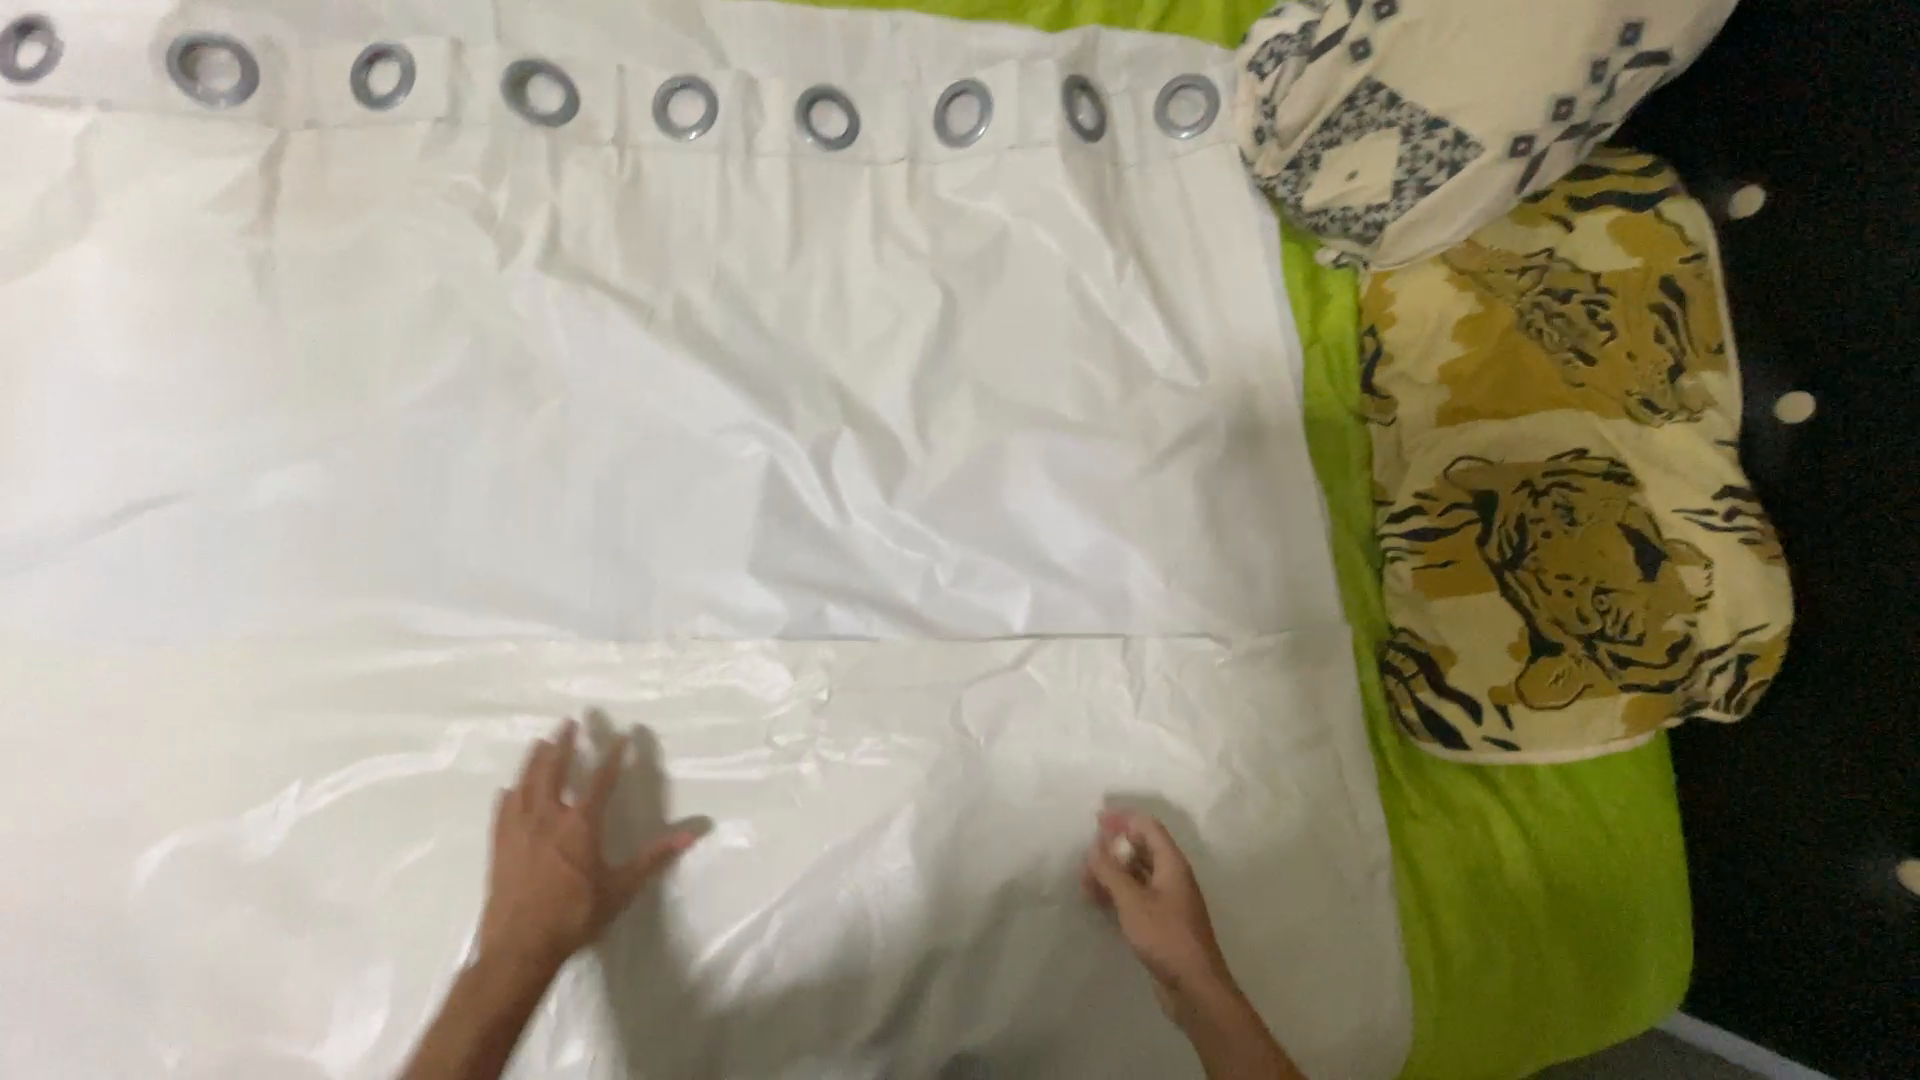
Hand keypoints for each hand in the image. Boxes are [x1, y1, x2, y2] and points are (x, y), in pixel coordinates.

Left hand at [478, 719, 696, 973]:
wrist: (518, 950)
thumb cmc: (575, 916)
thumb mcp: (621, 888)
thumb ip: (654, 857)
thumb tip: (692, 834)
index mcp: (580, 825)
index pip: (601, 780)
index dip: (613, 756)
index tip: (623, 736)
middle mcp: (548, 819)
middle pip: (554, 771)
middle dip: (564, 744)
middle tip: (569, 722)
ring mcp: (519, 832)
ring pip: (526, 785)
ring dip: (534, 761)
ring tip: (540, 742)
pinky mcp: (499, 849)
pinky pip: (503, 812)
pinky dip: (509, 795)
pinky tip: (509, 789)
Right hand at [1082, 810, 1237, 1022]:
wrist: (1195, 988)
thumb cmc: (1165, 936)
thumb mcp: (1132, 900)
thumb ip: (1110, 871)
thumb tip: (1094, 846)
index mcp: (1171, 863)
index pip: (1147, 826)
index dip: (1123, 818)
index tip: (1097, 819)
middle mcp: (1171, 875)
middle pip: (1141, 848)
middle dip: (1113, 847)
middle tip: (1086, 855)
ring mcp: (1168, 899)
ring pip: (1136, 873)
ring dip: (1112, 872)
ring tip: (1085, 881)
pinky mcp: (1161, 920)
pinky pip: (1136, 894)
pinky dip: (1117, 892)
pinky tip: (1098, 901)